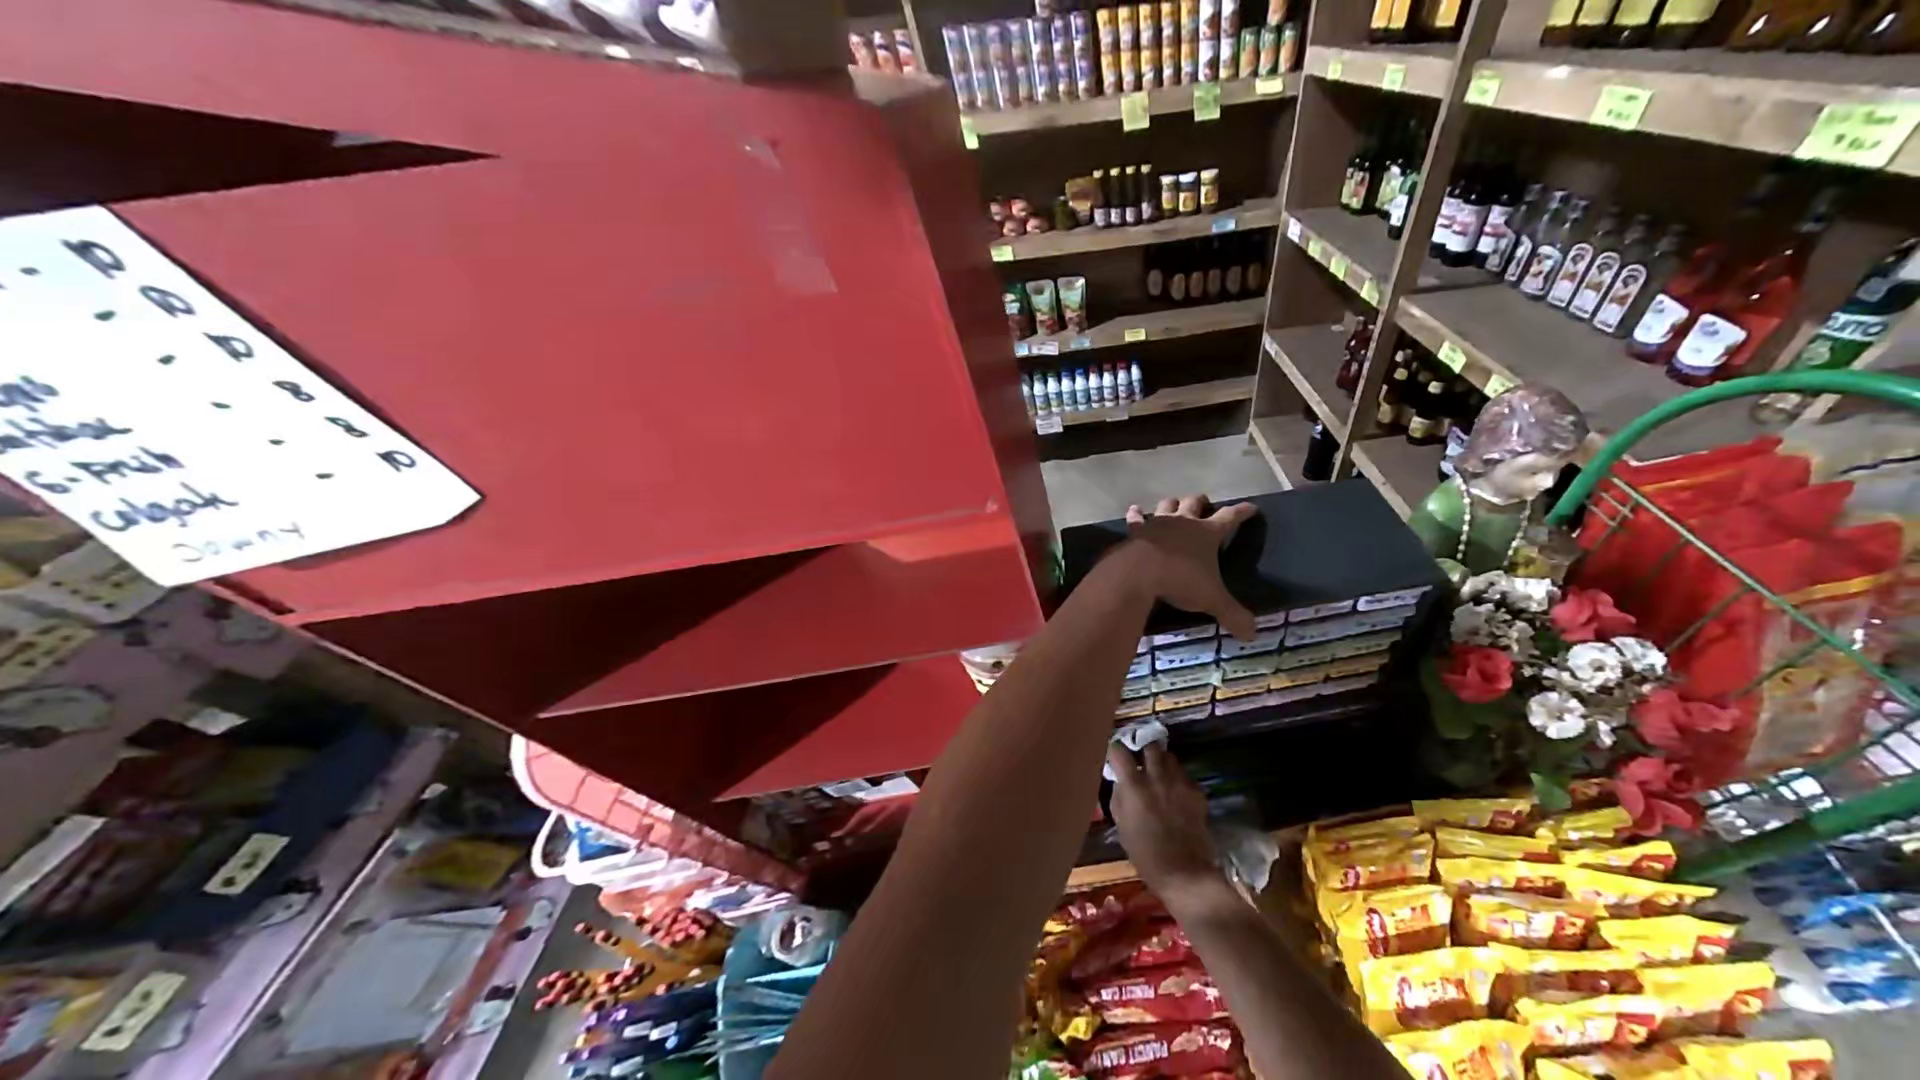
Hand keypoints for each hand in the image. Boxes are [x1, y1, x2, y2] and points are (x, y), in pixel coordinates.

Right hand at [1106, 741, 1222, 908]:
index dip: (1115, 751)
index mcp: (1134, 786)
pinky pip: (1185, 776)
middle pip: (1150, 746)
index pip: (1119, 751)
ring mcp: (1180, 783)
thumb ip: (1119, 797)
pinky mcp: (1197, 793)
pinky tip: (1175, 793)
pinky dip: (1178, 779)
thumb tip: (1120, 782)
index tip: (1113, 756)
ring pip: (1170, 758)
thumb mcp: (1121, 825)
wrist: (1185, 872)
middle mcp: (1157, 777)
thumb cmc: (1145, 854)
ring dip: (1162, 762)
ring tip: (1158, 774)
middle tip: (1139, 759)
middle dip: (1143, 749)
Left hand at [1121, 495, 1258, 639]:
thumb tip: (1253, 634)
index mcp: (1207, 533)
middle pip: (1194, 503)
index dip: (1242, 512)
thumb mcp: (1211, 600)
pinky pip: (1136, 518)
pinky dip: (1135, 513)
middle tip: (1204, 503)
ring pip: (1167, 505)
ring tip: (1173, 504)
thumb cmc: (1180, 581)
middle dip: (1201, 502)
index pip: (1230, 517)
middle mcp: (1183, 522)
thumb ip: (1232, 614)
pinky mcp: (1136, 531)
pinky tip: (1134, 509)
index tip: (1251, 507)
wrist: (1139, 573)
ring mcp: (1157, 523)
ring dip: (1172, 504)